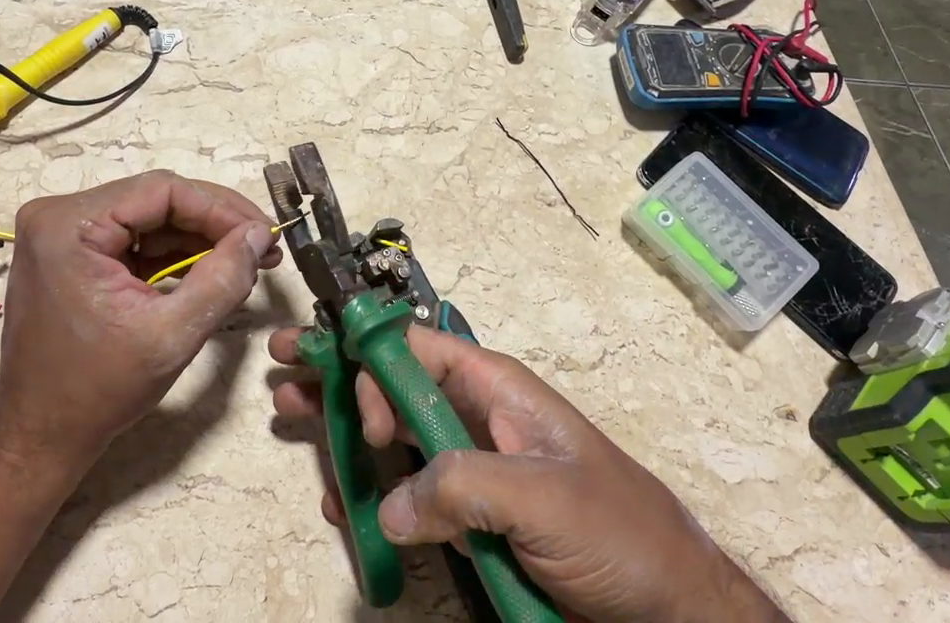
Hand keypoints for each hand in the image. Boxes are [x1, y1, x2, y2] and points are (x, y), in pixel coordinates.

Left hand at [0, 170, 280, 461]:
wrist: (42, 435)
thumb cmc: (98, 390)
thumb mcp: (171, 335)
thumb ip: (223, 279)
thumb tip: (259, 235)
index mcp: (69, 225)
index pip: (161, 190)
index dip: (220, 209)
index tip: (264, 234)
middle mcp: (59, 215)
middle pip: (157, 199)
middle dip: (215, 222)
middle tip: (264, 246)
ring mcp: (65, 234)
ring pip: (151, 218)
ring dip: (201, 237)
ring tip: (248, 261)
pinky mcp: (76, 254)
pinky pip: (137, 239)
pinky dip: (176, 253)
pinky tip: (214, 268)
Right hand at [268, 325, 784, 622]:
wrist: (666, 606)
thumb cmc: (620, 531)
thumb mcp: (545, 496)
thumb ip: (464, 486)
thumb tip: (392, 507)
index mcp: (497, 392)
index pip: (419, 352)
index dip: (371, 355)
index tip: (334, 379)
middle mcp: (474, 421)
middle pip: (393, 387)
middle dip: (338, 376)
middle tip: (283, 367)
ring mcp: (468, 470)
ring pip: (391, 437)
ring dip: (341, 429)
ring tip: (290, 417)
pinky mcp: (466, 517)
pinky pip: (406, 495)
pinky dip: (368, 493)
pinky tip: (340, 499)